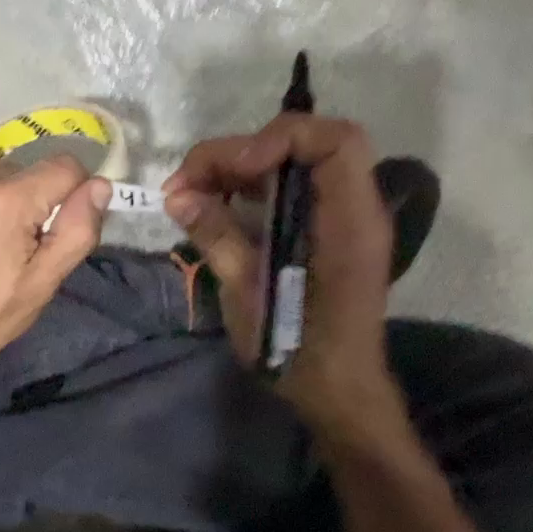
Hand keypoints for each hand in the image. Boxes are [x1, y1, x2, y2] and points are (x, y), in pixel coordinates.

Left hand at [0, 142, 110, 394]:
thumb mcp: (41, 284)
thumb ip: (77, 231)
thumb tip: (99, 186)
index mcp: (9, 202)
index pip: (65, 167)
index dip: (75, 191)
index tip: (63, 221)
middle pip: (28, 166)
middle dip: (36, 195)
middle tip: (23, 239)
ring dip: (3, 183)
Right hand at [161, 115, 402, 437]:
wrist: (335, 391)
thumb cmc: (296, 350)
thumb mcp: (248, 295)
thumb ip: (218, 236)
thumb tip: (178, 195)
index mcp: (349, 222)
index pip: (333, 141)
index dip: (276, 140)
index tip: (227, 170)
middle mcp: (353, 209)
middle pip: (303, 146)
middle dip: (237, 154)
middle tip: (185, 184)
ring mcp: (338, 218)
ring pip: (290, 164)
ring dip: (235, 171)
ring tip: (188, 196)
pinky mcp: (321, 232)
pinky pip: (287, 191)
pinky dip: (247, 191)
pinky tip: (213, 210)